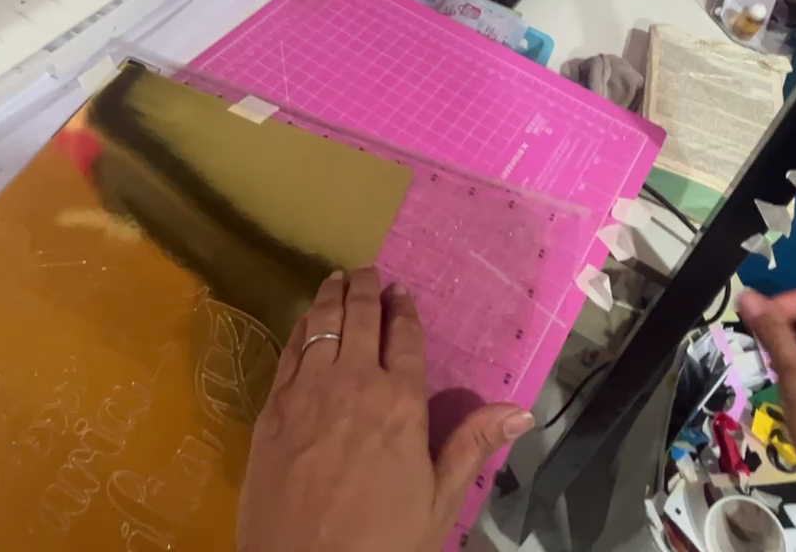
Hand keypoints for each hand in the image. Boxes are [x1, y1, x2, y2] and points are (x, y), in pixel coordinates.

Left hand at [239, 268, 535, 551]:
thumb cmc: (381, 542)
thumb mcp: (438, 501)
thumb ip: (472, 445)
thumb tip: (521, 409)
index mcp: (401, 400)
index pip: (404, 336)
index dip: (403, 308)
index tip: (400, 290)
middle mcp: (355, 381)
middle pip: (361, 317)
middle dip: (365, 288)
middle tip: (367, 271)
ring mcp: (309, 390)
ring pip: (323, 324)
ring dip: (332, 295)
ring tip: (337, 278)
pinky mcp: (274, 406)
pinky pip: (290, 350)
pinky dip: (301, 326)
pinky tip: (306, 318)